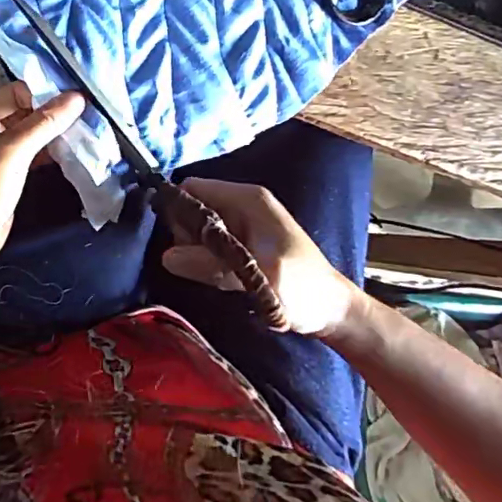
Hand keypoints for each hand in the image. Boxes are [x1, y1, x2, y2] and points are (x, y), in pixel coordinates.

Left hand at [0, 82, 85, 264]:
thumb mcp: (13, 153)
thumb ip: (45, 123)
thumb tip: (76, 97)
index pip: (13, 93)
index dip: (42, 96)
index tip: (75, 103)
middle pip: (20, 111)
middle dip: (48, 116)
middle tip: (84, 118)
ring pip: (25, 133)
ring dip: (49, 134)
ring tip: (81, 133)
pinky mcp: (1, 172)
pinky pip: (26, 153)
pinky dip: (44, 152)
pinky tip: (68, 152)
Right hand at [159, 178, 367, 337]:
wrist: (333, 313)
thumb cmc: (304, 290)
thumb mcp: (259, 278)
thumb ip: (214, 264)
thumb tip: (167, 256)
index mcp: (247, 198)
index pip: (192, 188)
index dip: (178, 211)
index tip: (180, 243)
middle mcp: (241, 204)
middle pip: (190, 208)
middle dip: (186, 236)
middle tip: (199, 264)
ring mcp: (241, 223)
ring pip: (196, 228)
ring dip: (196, 252)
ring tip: (214, 275)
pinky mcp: (240, 242)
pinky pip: (207, 243)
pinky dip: (205, 259)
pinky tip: (217, 277)